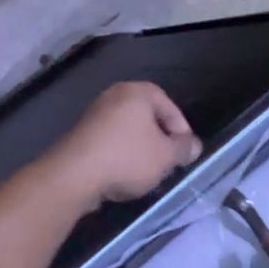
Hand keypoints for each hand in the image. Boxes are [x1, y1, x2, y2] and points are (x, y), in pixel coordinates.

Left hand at [42, 82, 201, 206]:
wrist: (75, 174)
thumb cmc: (127, 157)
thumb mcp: (165, 156)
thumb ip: (184, 148)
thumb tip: (194, 145)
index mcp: (136, 92)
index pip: (168, 105)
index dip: (181, 129)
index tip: (186, 152)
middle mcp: (113, 96)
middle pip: (147, 117)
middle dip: (160, 140)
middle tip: (169, 162)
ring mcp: (94, 115)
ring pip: (128, 131)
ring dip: (141, 150)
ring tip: (149, 173)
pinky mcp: (81, 135)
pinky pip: (110, 142)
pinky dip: (121, 155)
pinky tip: (124, 175)